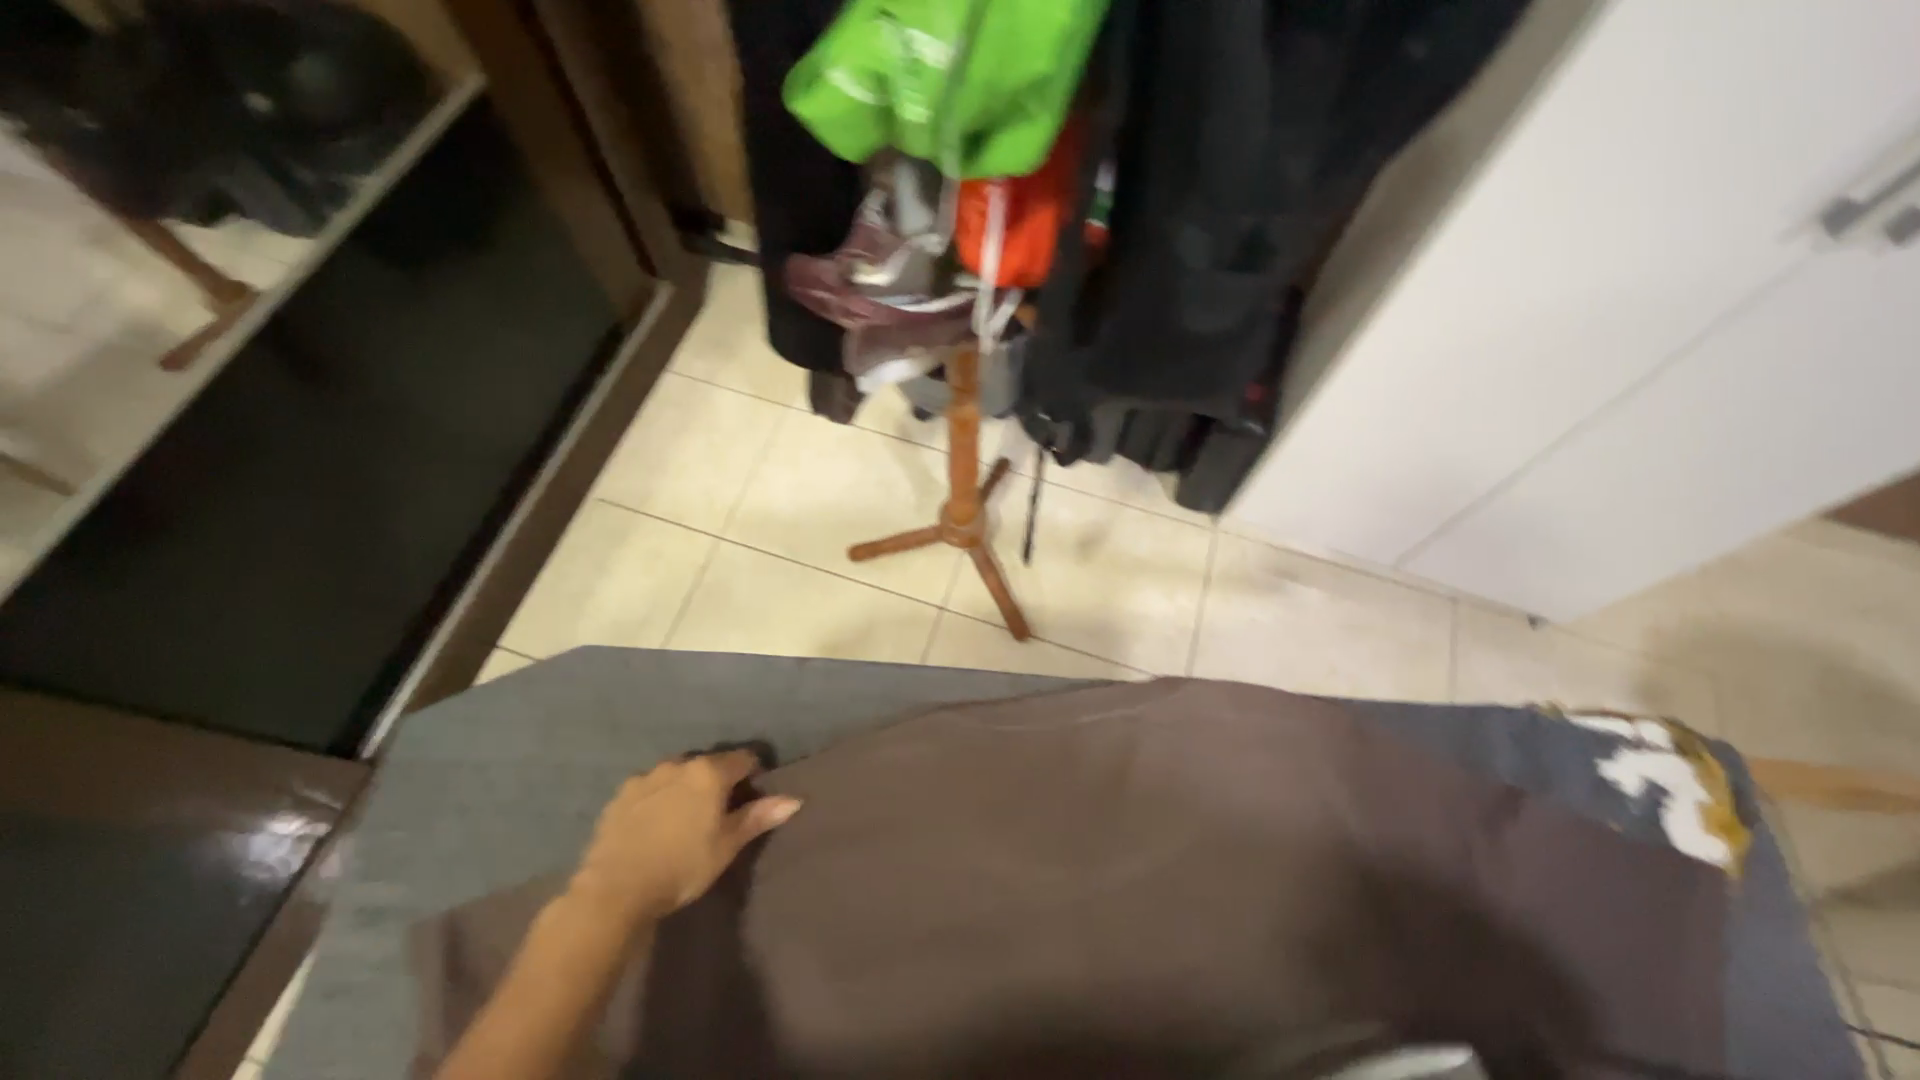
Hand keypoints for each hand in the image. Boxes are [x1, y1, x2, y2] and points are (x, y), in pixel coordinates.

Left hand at [567, 750, 800, 929]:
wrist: (615, 890)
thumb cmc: (682, 867)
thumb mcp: (726, 846)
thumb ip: (757, 817)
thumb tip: (794, 799)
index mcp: (709, 772)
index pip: (743, 759)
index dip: (753, 775)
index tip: (753, 797)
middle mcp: (677, 764)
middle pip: (708, 764)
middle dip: (717, 781)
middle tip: (719, 813)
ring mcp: (645, 777)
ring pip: (676, 774)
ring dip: (686, 787)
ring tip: (685, 818)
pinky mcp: (620, 795)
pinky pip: (650, 789)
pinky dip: (659, 799)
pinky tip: (655, 825)